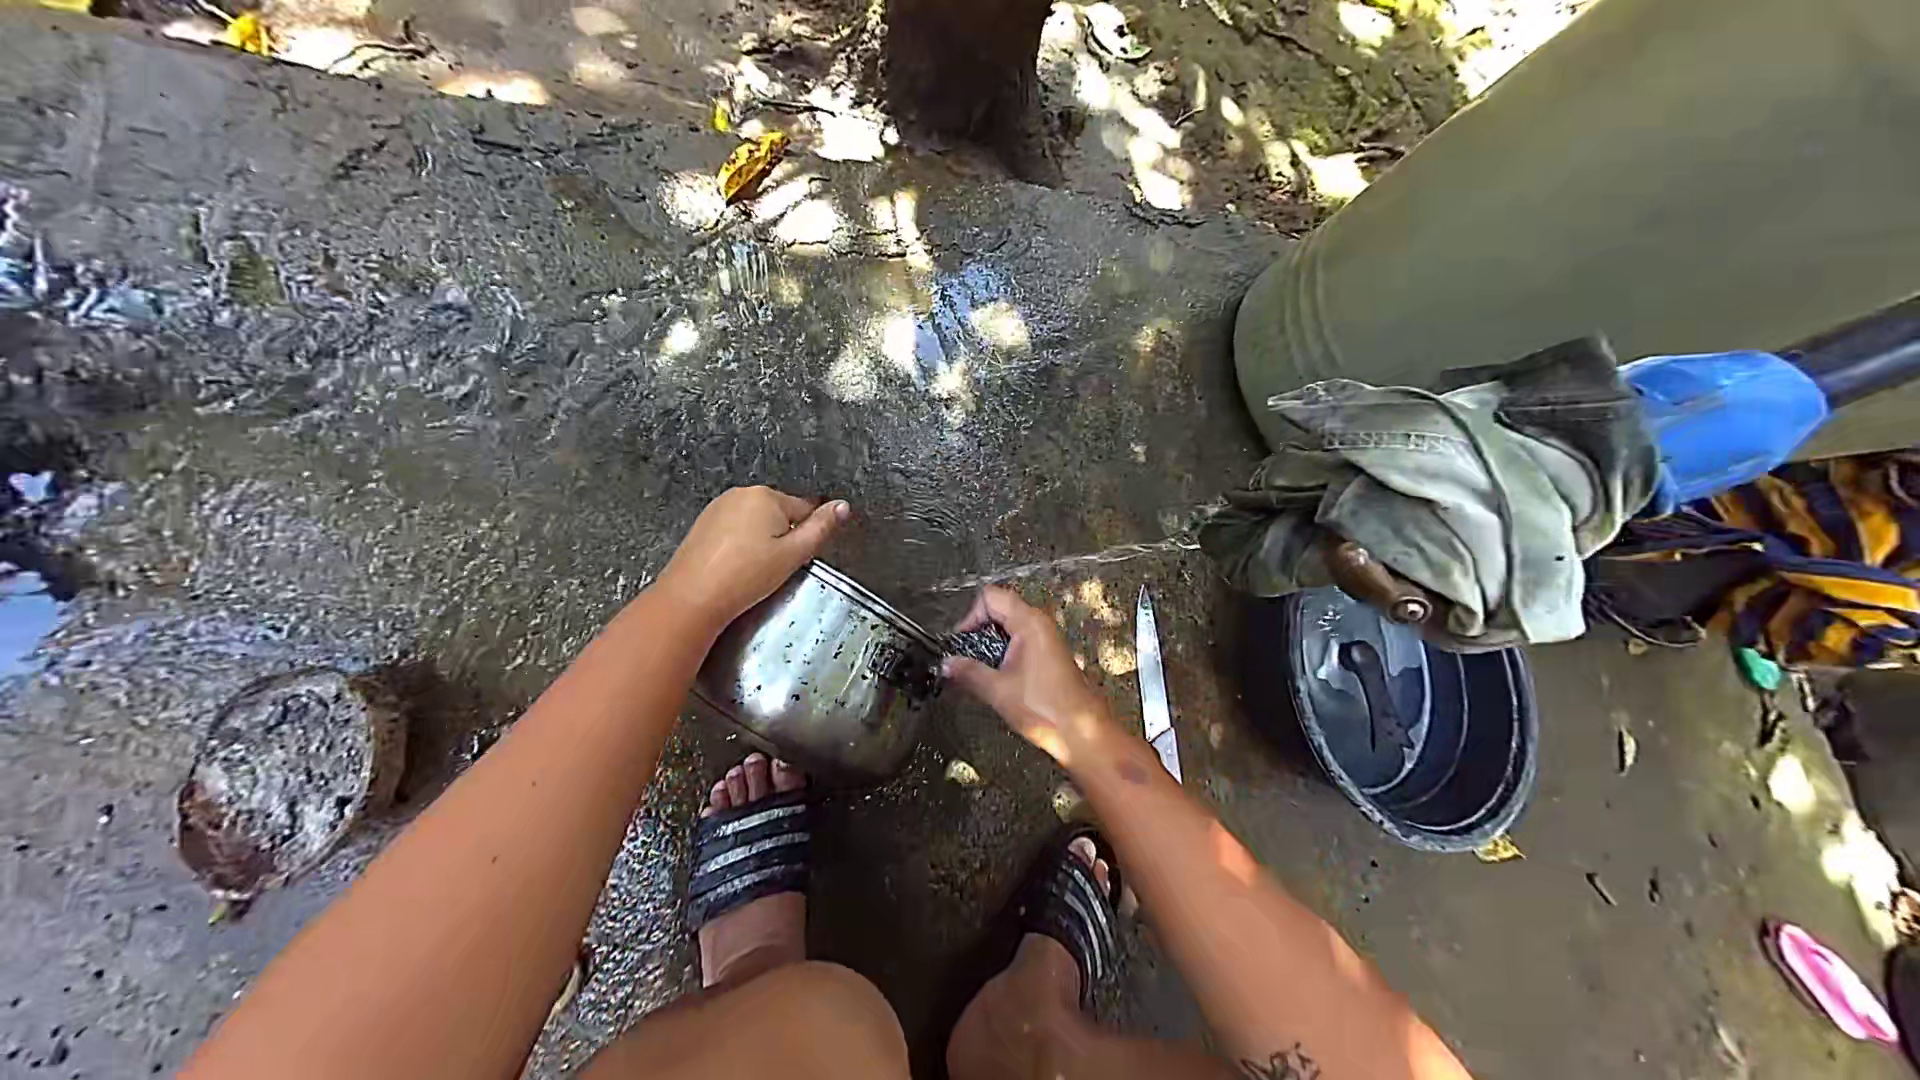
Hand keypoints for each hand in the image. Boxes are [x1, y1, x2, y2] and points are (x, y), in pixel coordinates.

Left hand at [654, 486, 849, 630]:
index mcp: (766, 496)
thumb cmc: (745, 576)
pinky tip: (735, 568)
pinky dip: (740, 547)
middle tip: (773, 568)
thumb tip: (843, 506)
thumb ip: (821, 528)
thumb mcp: (793, 554)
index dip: (805, 536)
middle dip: (782, 538)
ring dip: (761, 543)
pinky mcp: (703, 525)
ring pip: (756, 523)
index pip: (804, 510)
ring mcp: (718, 508)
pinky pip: (735, 531)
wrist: (692, 597)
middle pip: (779, 514)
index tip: (794, 558)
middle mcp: (741, 494)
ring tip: (753, 570)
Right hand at [941, 586, 1120, 766]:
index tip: (962, 642)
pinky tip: (995, 677)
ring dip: (989, 644)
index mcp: (1029, 623)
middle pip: (998, 609)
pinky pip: (1018, 641)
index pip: (991, 597)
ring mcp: (1045, 638)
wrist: (1080, 732)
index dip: (970, 616)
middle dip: (977, 631)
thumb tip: (948, 664)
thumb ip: (968, 672)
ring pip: (1007, 627)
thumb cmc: (1046, 709)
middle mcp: (1040, 624)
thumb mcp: (997, 690)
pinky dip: (1002, 653)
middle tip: (966, 656)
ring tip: (978, 670)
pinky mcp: (1047, 654)